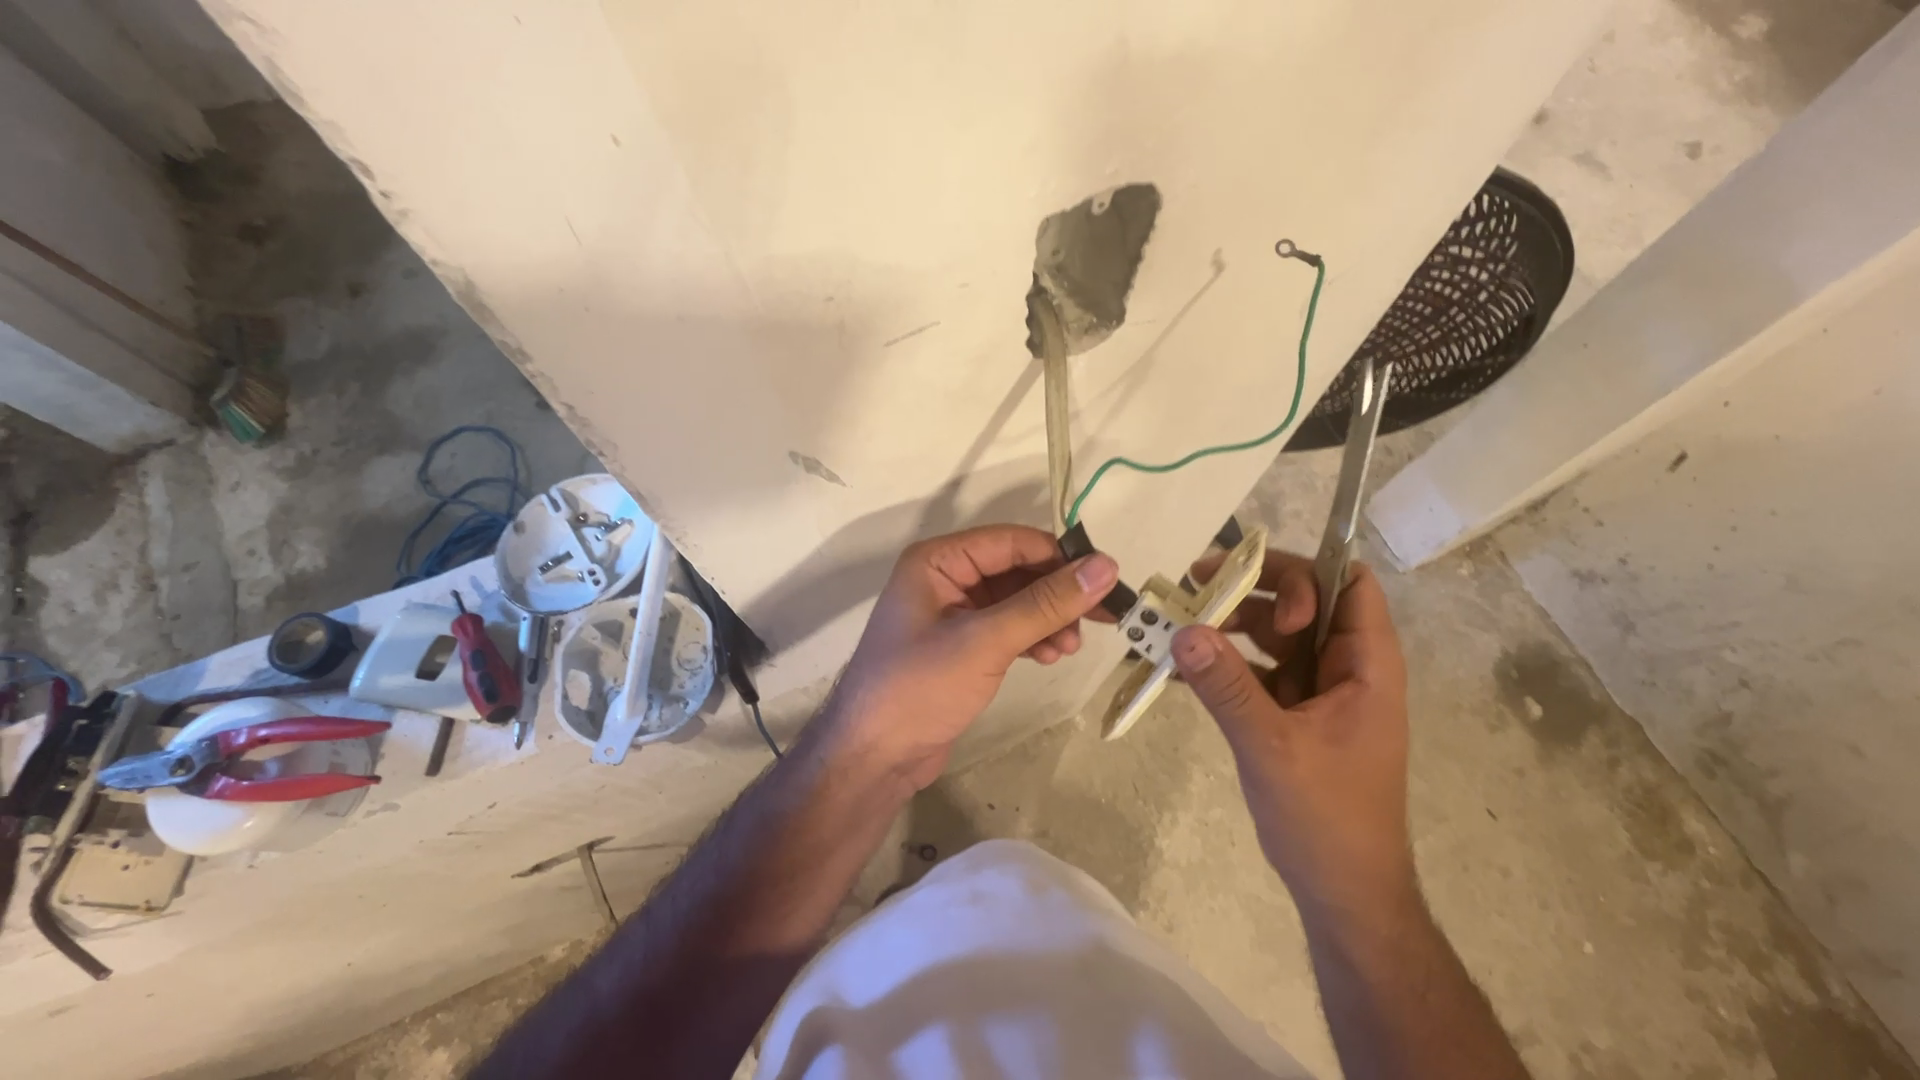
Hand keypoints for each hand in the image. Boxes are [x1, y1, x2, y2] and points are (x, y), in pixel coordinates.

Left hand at [818, 525, 1117, 791]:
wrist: (874, 756)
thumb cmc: (920, 687)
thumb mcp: (985, 641)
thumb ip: (1046, 603)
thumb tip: (1106, 566)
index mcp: (938, 561)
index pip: (1012, 542)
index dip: (1060, 558)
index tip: (1106, 582)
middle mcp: (945, 578)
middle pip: (1018, 570)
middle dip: (1056, 595)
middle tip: (1100, 622)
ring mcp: (952, 614)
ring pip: (1017, 601)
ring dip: (1047, 619)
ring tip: (1067, 649)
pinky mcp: (961, 646)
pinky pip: (1007, 627)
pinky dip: (1031, 638)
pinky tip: (1048, 656)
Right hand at [1172, 550, 1414, 921]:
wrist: (1343, 891)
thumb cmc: (1326, 817)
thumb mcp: (1271, 746)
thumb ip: (1226, 686)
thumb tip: (1183, 629)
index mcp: (1366, 665)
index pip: (1349, 584)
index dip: (1305, 573)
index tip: (1254, 590)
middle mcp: (1345, 668)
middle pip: (1305, 602)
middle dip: (1252, 590)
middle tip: (1194, 586)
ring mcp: (1319, 693)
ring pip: (1277, 636)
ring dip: (1231, 626)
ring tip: (1179, 623)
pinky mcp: (1294, 716)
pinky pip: (1259, 673)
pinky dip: (1225, 665)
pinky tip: (1180, 669)